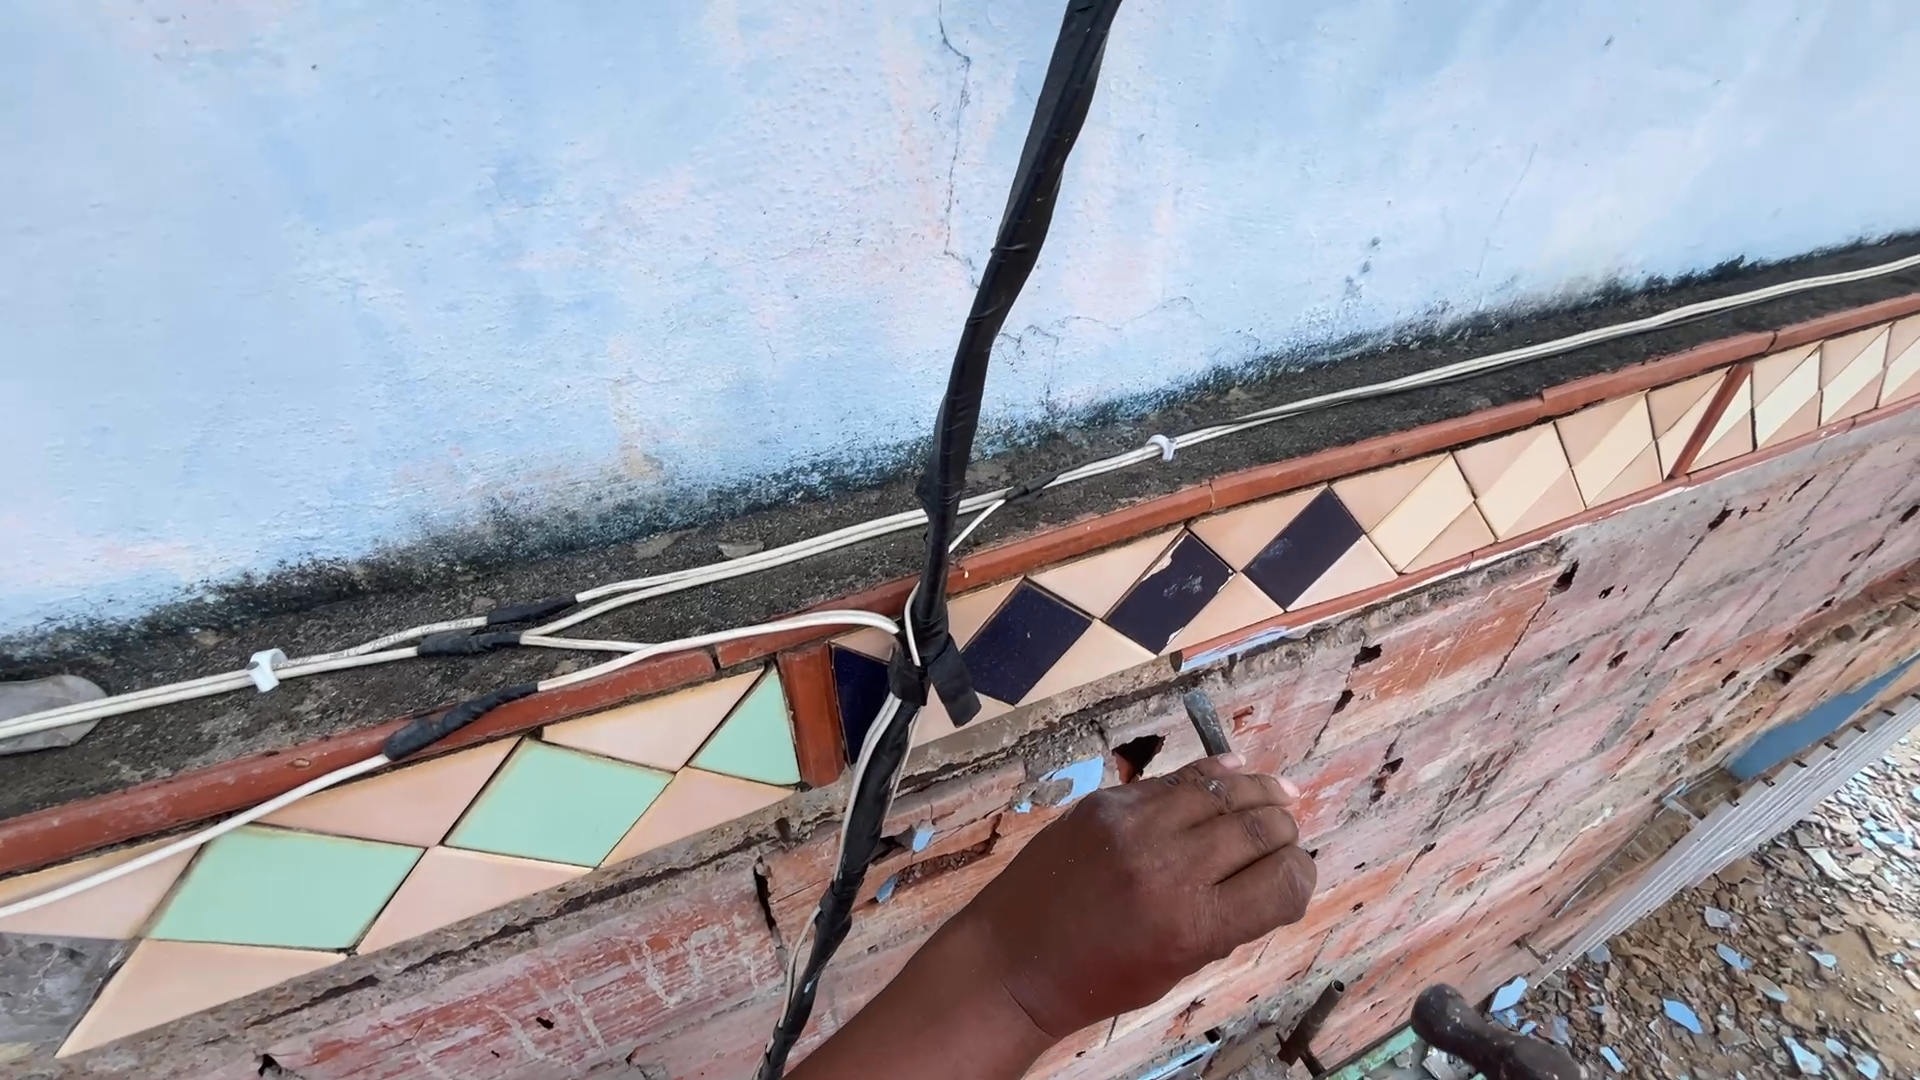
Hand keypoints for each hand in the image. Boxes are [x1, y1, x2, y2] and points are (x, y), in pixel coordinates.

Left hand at [953, 754, 1316, 1037]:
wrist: (1017, 954)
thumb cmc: (1099, 977)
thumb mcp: (1177, 965)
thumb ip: (1225, 918)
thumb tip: (1268, 873)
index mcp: (1195, 925)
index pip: (1281, 884)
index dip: (1301, 874)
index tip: (1301, 869)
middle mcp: (1170, 866)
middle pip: (1254, 828)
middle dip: (1283, 826)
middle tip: (1291, 825)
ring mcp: (1134, 825)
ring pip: (1217, 792)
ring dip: (1255, 790)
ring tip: (1279, 790)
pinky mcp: (1108, 802)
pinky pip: (1171, 780)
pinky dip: (1208, 774)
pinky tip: (1231, 768)